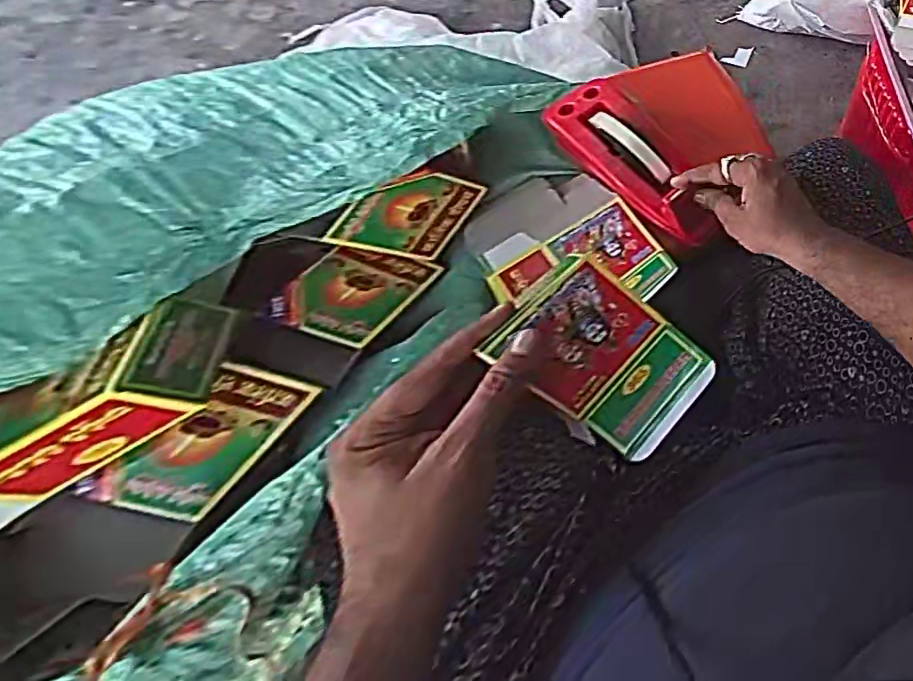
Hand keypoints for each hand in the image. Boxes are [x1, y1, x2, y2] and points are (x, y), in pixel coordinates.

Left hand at [310, 306, 551, 680]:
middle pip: (448, 380)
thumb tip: (530, 337)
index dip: (478, 333)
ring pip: (460, 400)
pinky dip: (498, 405)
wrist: (409, 609)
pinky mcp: (431, 465)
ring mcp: (407, 450)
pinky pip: (466, 422)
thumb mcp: (465, 454)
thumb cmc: (426, 532)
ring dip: (501, 378)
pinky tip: (529, 387)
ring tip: (541, 349)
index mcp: (371, 427)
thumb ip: (498, 391)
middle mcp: (383, 432)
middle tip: (538, 326)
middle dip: (495, 355)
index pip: (433, 366)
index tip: (516, 304)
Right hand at [670, 154, 832, 262]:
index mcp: (753, 170)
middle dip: (712, 176)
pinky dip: (743, 184)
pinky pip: (757, 177)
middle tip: (693, 186)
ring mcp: (778, 172)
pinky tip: (735, 197)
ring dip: (728, 180)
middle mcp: (767, 165)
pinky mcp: (784, 182)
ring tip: (711, 193)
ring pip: (745, 171)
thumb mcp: (735, 220)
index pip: (717, 169)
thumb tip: (703, 195)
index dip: (694, 176)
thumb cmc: (775, 232)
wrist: (805, 241)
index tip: (680, 180)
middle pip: (732, 166)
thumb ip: (715, 203)